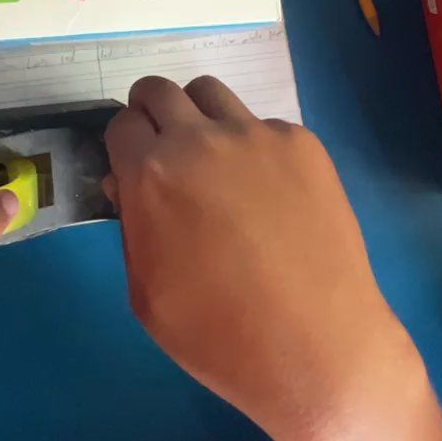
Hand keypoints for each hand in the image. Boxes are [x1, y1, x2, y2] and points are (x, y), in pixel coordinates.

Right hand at [106, 77, 441, 440]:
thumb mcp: (146, 293)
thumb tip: (126, 181)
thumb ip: (129, 223)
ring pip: (210, 92)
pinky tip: (271, 194)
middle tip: (164, 147)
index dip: (124, 143)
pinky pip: (262, 126)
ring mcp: (255, 134)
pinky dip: (253, 148)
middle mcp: (199, 139)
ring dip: (198, 115)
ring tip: (214, 159)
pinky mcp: (301, 143)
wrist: (319, 350)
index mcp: (152, 173)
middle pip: (159, 89)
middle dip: (151, 112)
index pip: (121, 123)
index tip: (133, 162)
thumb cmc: (219, 335)